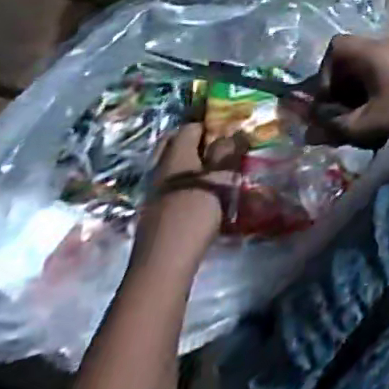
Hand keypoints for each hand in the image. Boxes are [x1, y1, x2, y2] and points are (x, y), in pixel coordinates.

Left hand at [132, 124, 243, 261]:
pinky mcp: (155, 210)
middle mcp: (161, 167)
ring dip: (192, 163)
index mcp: (175, 155)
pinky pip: (172, 184)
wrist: (162, 262)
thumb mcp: (219, 179)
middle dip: (196, 141)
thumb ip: (226, 153)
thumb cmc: (194, 213)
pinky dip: (186, 181)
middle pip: (175, 144)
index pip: (190, 127)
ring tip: (216, 171)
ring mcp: (154, 190)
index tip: (229, 132)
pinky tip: (202, 194)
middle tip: (220, 148)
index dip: (210, 125)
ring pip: (173, 165)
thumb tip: (234, 132)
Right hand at [315, 34, 388, 146]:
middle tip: (343, 113)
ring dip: (361, 90)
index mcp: (371, 50)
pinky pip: (386, 69)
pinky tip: (386, 112)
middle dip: (342, 86)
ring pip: (370, 66)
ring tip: (364, 117)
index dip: (325, 72)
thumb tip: (313, 133)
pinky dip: (378, 87)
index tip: (330, 99)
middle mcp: (385, 43)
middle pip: (352, 57)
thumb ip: (341, 127)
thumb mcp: (374, 121)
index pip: (335, 47)